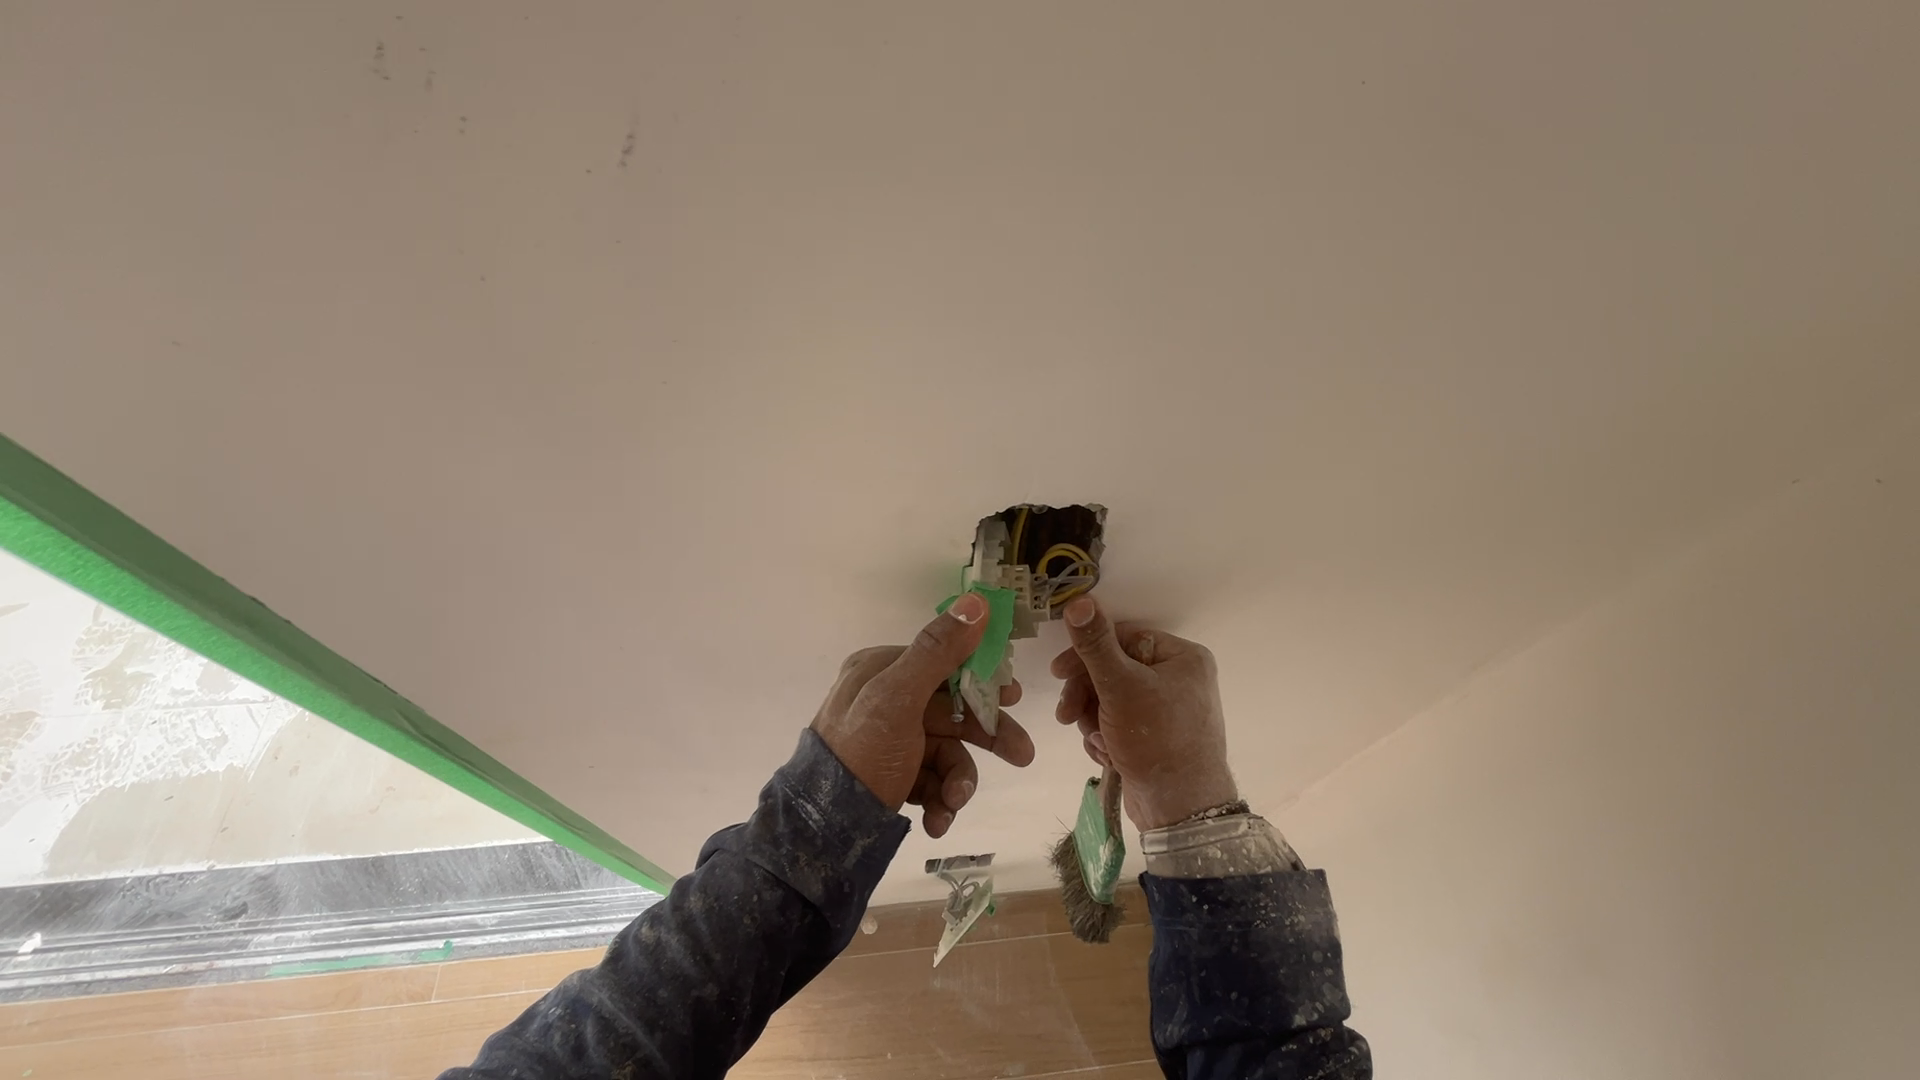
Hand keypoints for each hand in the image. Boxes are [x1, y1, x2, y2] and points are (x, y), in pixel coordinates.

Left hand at [811, 593, 1036, 837]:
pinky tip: (936, 821)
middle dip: (986, 737)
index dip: (981, 681)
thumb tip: (978, 602)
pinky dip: (940, 801)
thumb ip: (938, 652)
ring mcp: (889, 742)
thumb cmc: (861, 755)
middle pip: (952, 711)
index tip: (1013, 696)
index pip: (944, 665)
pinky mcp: (891, 778)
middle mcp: (884, 701)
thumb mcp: (897, 699)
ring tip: (954, 803)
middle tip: (1022, 754)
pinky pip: (930, 782)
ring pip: (946, 751)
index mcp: (881, 672)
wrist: (821, 834)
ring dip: (957, 780)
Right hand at [1051, 596, 1238, 830]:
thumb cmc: (1156, 739)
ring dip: (1093, 718)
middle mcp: (1179, 678)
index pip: (1122, 638)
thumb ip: (1095, 645)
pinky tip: (1106, 753)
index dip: (1086, 655)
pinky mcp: (1156, 737)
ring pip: (1111, 698)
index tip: (1058, 674)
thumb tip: (1079, 601)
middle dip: (1086, 694)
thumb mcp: (1120, 686)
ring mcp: (1168, 710)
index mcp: (1181, 657)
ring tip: (1095, 739)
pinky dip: (1105, 736)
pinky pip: (1119, 722)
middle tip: (1066, 715)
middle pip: (1113, 670)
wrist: (1180, 810)